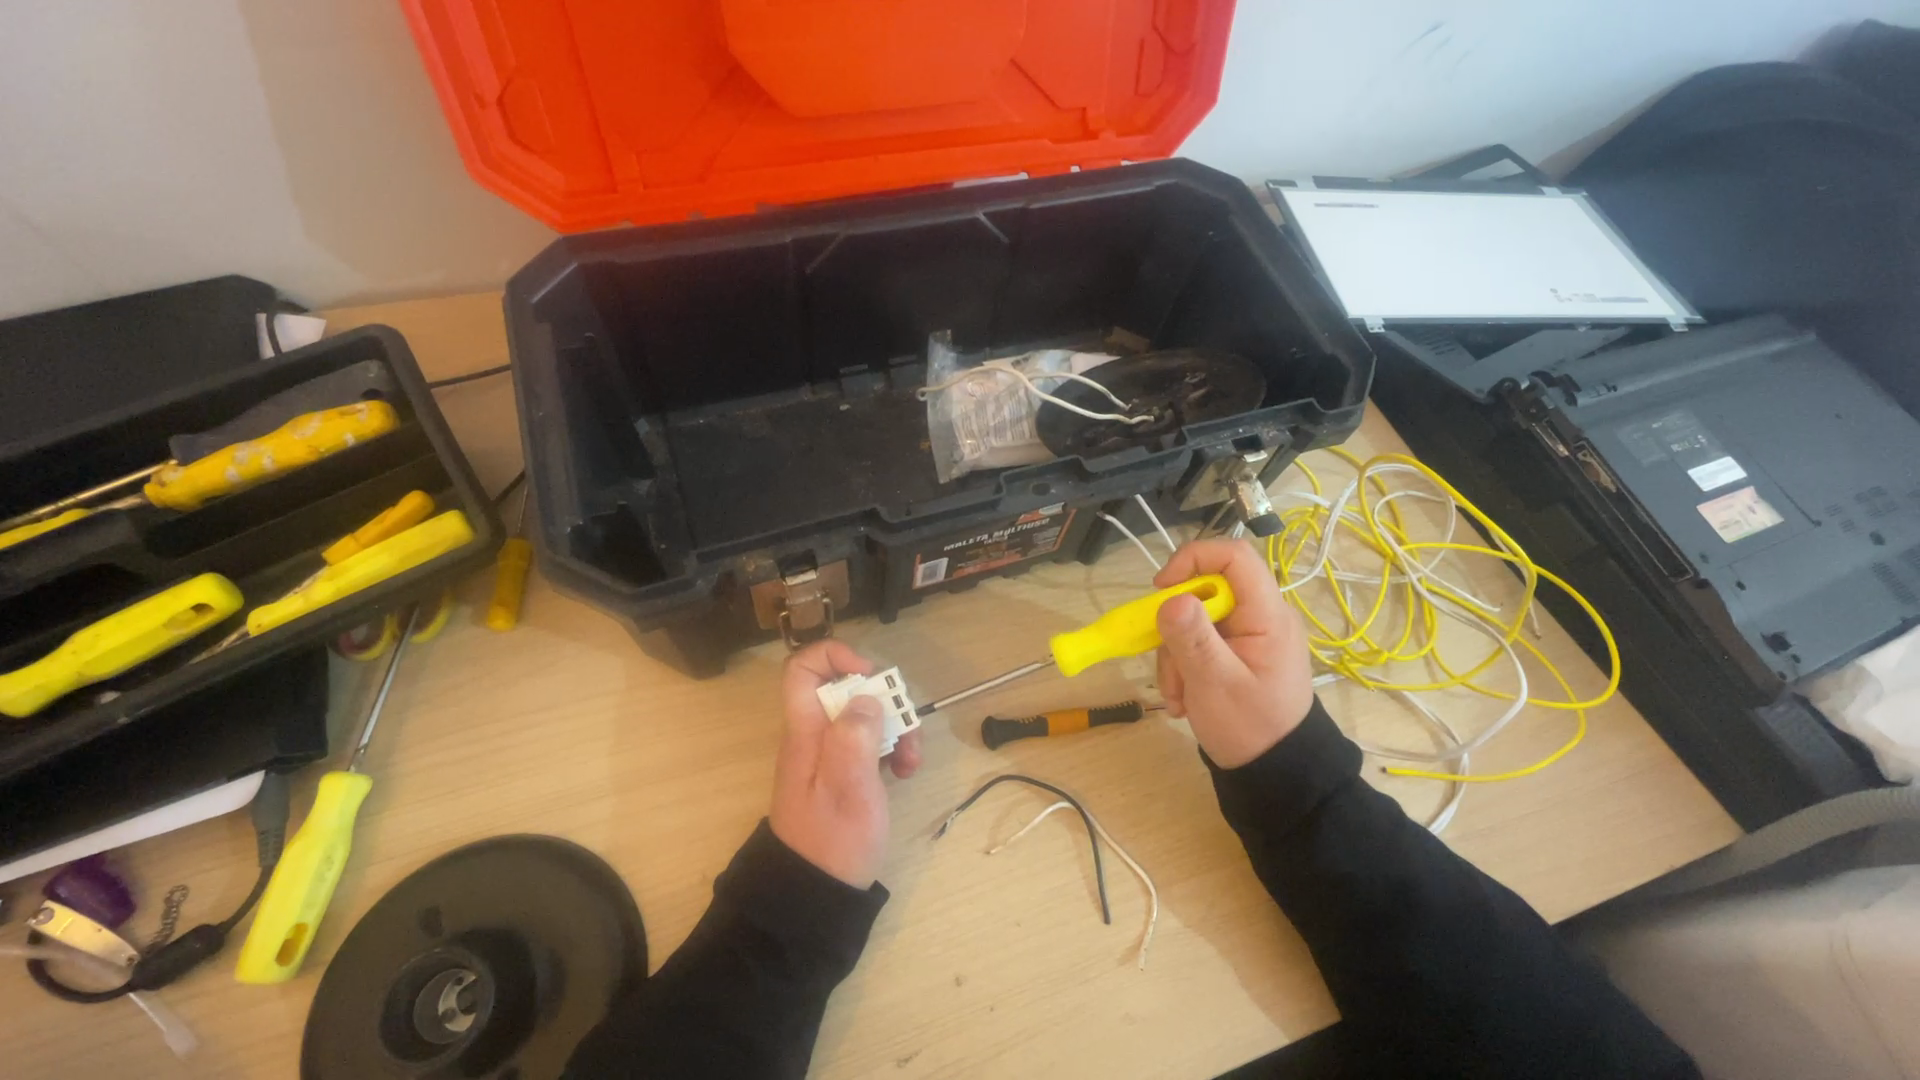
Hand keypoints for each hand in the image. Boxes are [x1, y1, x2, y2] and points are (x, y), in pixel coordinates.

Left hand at [770, 640, 922, 887]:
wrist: (817, 894)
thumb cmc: (833, 841)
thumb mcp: (848, 787)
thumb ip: (854, 737)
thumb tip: (865, 696)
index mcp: (806, 732)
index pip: (802, 669)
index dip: (834, 656)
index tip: (870, 675)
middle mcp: (815, 735)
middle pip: (846, 690)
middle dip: (883, 701)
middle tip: (905, 730)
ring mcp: (831, 753)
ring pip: (864, 716)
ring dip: (894, 729)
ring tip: (911, 762)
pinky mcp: (846, 772)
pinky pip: (869, 743)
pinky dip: (891, 751)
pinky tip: (905, 774)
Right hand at [1154, 538, 1314, 767]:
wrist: (1276, 774)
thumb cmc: (1251, 729)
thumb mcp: (1216, 686)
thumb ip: (1194, 639)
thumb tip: (1170, 598)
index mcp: (1268, 615)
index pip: (1234, 556)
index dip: (1193, 559)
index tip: (1161, 589)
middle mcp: (1260, 616)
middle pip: (1204, 591)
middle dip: (1175, 628)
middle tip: (1168, 664)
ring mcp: (1247, 635)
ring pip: (1194, 619)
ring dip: (1175, 656)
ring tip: (1179, 697)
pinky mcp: (1234, 652)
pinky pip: (1198, 642)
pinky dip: (1183, 668)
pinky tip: (1184, 700)